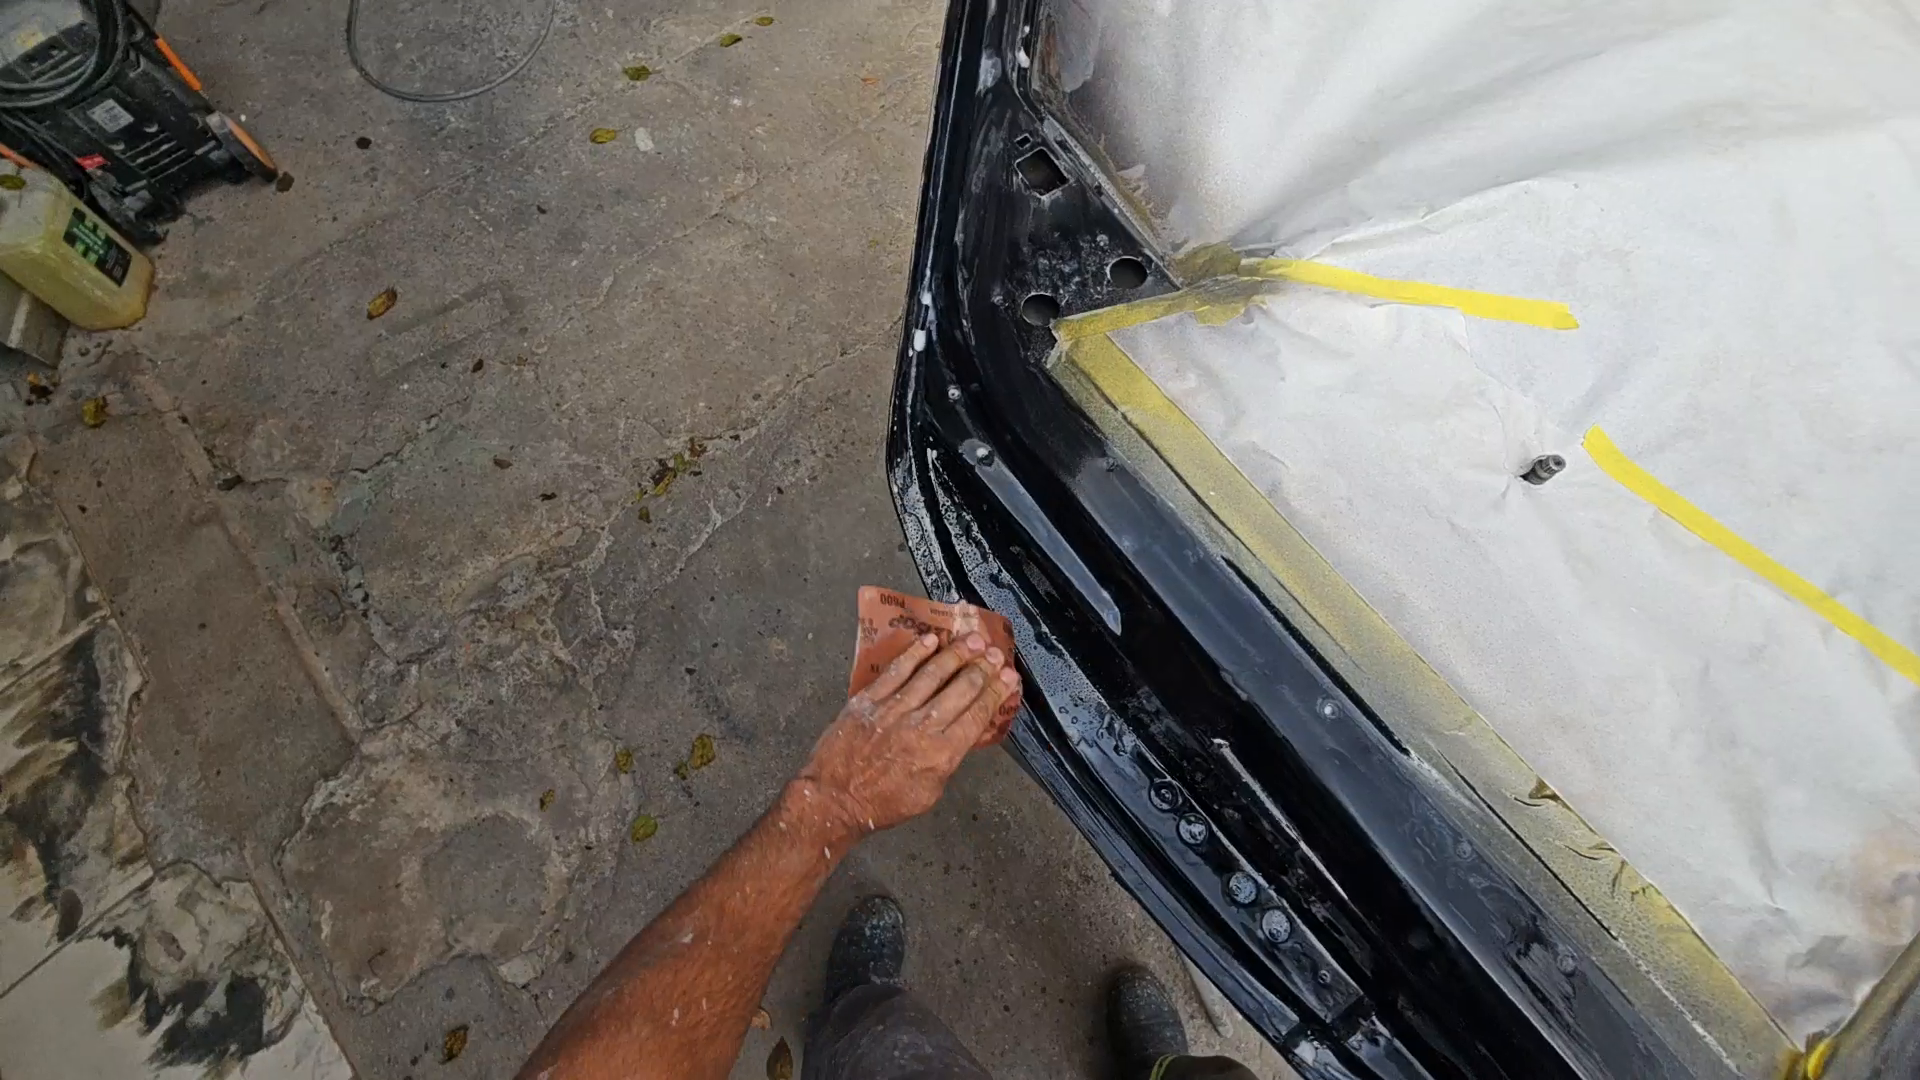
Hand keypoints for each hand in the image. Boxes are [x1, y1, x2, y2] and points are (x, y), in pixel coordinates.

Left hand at [795, 632, 1021, 839]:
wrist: (833, 800)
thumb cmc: (883, 804)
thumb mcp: (930, 792)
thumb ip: (950, 759)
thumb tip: (966, 730)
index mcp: (941, 754)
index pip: (977, 714)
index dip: (996, 692)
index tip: (1009, 677)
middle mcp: (922, 726)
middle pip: (961, 688)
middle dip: (983, 667)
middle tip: (996, 652)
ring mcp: (895, 709)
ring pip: (933, 673)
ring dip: (956, 654)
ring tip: (973, 639)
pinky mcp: (870, 699)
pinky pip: (898, 670)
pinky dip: (916, 653)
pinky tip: (931, 640)